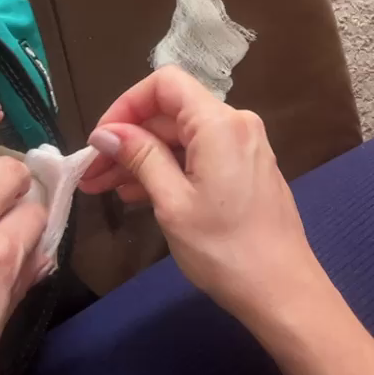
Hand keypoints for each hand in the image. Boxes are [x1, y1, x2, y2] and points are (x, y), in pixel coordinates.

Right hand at [80, 66, 321, 322]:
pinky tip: (138, 193)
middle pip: (172, 112)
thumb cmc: (224, 248)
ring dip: (143, 156)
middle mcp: (235, 123)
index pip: (165, 84)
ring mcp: (243, 145)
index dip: (127, 105)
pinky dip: (169, 167)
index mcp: (219, 123)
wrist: (283, 290)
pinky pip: (199, 153)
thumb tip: (106, 133)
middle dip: (129, 137)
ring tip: (103, 188)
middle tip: (90, 174)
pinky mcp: (245, 167)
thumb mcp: (173, 203)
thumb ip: (140, 158)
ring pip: (182, 135)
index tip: (100, 140)